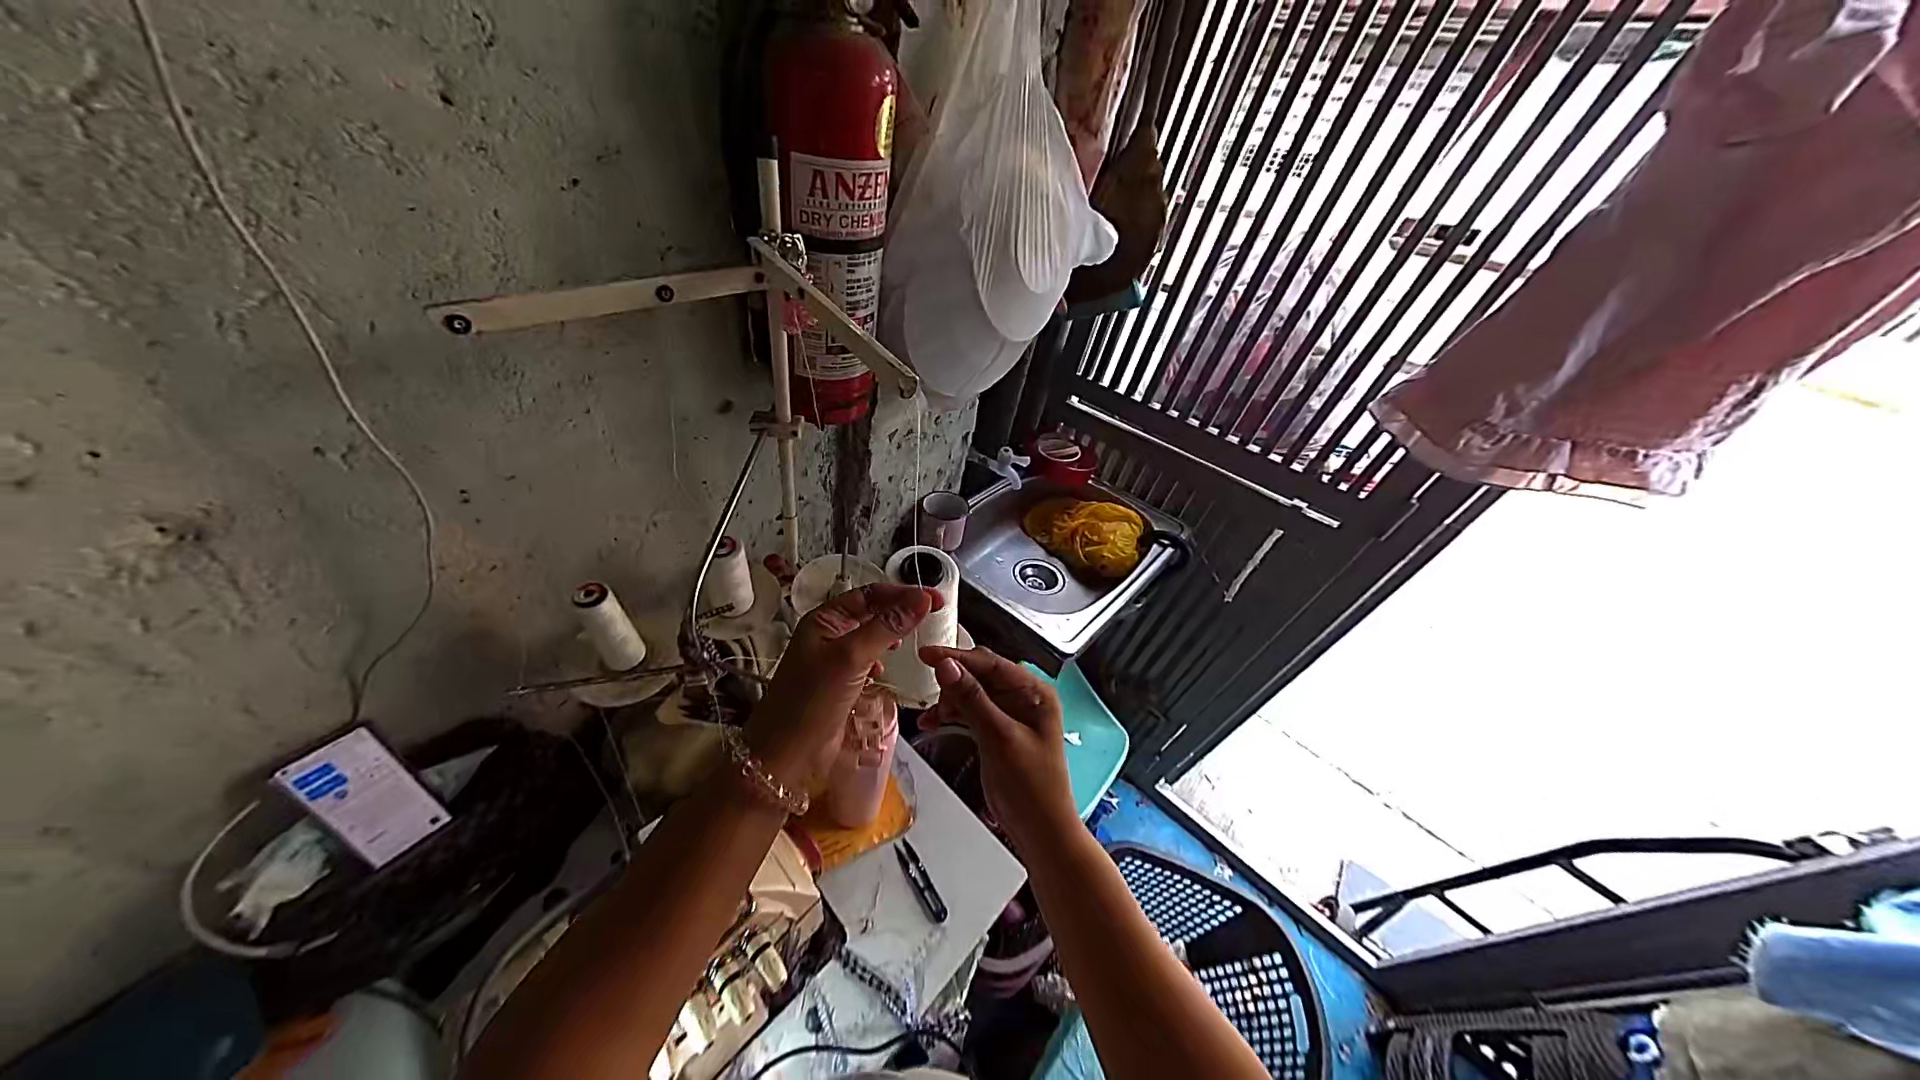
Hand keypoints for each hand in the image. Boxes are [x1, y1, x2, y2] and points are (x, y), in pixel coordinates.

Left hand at [746, 583, 938, 790]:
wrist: (786, 754)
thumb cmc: (808, 702)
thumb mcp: (851, 657)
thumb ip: (887, 627)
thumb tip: (919, 601)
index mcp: (824, 620)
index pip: (871, 594)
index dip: (903, 593)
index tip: (933, 598)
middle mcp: (829, 635)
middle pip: (872, 612)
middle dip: (901, 610)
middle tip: (932, 613)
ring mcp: (835, 660)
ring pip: (872, 636)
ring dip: (892, 634)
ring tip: (912, 636)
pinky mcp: (842, 683)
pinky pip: (868, 661)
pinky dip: (882, 659)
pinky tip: (886, 668)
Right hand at [918, 645, 1079, 854]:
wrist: (1041, 830)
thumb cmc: (1031, 786)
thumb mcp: (999, 737)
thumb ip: (972, 699)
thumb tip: (947, 666)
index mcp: (1034, 692)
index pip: (991, 663)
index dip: (958, 657)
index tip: (927, 654)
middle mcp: (1024, 698)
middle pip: (980, 675)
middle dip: (953, 680)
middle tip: (927, 687)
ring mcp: (1010, 716)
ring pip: (972, 694)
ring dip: (949, 700)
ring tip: (931, 715)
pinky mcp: (997, 732)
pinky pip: (970, 713)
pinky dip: (952, 716)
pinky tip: (933, 723)